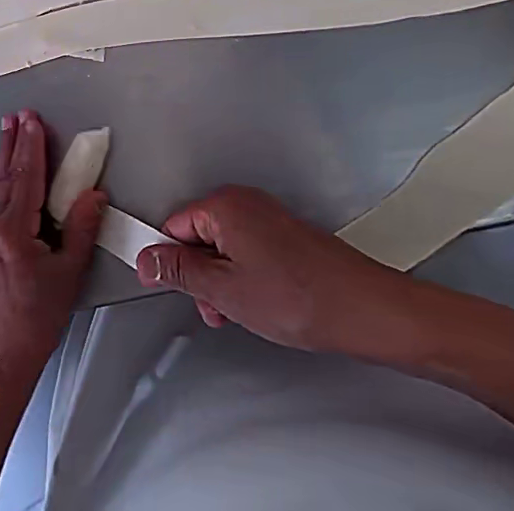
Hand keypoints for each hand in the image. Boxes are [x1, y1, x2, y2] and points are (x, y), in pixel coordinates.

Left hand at [0, 109, 105, 381]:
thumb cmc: (37, 317)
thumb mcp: (68, 273)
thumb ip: (81, 229)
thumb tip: (93, 195)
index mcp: (14, 231)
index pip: (28, 178)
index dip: (34, 147)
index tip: (36, 121)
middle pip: (10, 175)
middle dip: (18, 142)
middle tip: (22, 114)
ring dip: (4, 153)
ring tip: (7, 125)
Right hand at [138, 185, 424, 355]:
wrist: (364, 310)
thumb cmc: (305, 297)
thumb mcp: (223, 290)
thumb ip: (178, 271)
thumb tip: (149, 259)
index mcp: (225, 207)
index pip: (171, 226)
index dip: (168, 260)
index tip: (167, 283)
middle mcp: (245, 203)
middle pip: (196, 236)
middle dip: (199, 275)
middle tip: (213, 305)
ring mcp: (266, 217)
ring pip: (222, 248)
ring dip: (221, 281)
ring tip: (242, 309)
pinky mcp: (282, 233)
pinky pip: (245, 250)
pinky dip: (244, 276)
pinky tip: (260, 302)